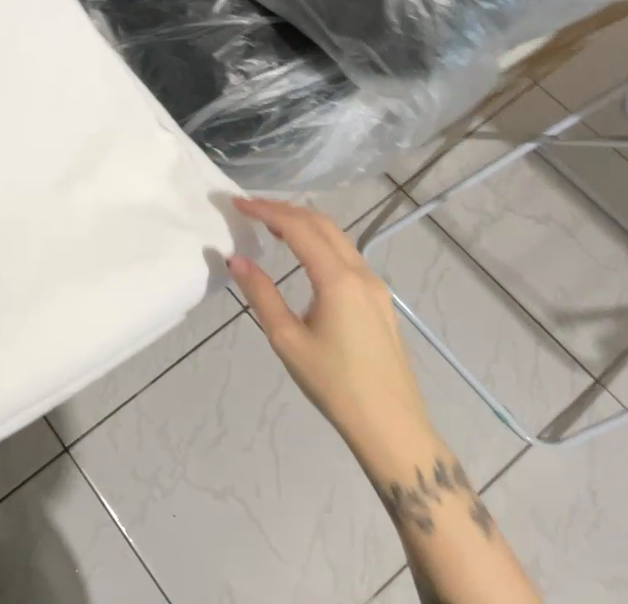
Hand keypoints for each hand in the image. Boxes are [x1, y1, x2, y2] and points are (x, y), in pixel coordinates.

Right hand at [226, 197, 438, 464]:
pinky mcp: (379, 302)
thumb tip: (236, 259)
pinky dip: (319, 242)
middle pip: (323, 225)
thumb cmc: (333, 383)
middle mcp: (362, 275)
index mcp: (338, 281)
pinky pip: (347, 256)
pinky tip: (302, 253)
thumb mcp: (286, 339)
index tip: (237, 203)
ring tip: (270, 224)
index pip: (299, 228)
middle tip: (250, 207)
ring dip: (304, 224)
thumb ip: (261, 294)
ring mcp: (376, 288)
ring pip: (339, 238)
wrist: (391, 425)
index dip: (267, 211)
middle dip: (285, 210)